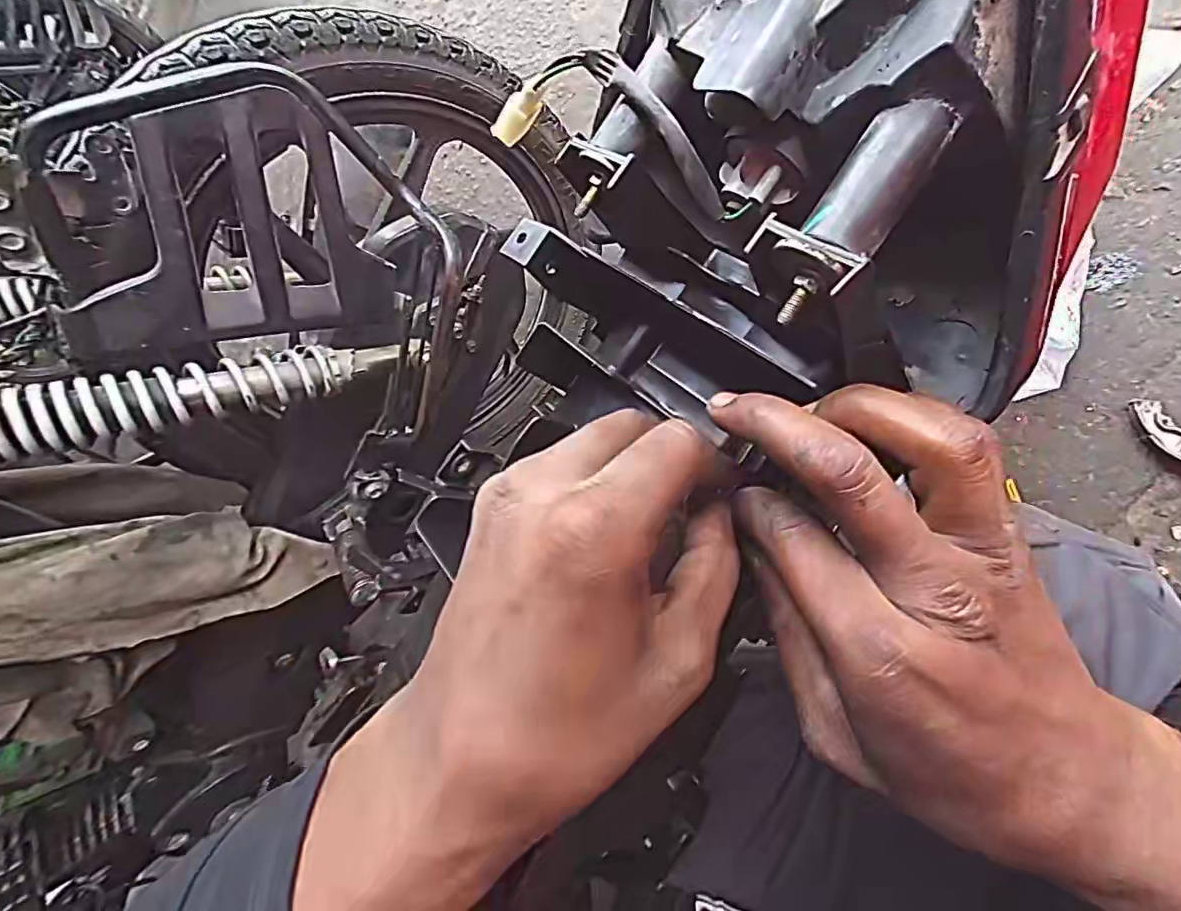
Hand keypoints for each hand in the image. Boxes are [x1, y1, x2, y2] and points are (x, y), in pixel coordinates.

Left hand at [295, 411, 738, 910]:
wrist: (459, 757)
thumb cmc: (552, 734)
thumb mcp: (677, 660)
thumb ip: (716, 566)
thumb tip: (721, 518)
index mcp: (593, 528)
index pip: (678, 439)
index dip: (713, 462)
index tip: (720, 490)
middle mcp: (542, 495)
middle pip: (637, 424)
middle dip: (675, 456)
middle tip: (693, 505)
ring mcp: (511, 495)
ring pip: (599, 435)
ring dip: (636, 466)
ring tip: (649, 530)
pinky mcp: (494, 505)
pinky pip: (564, 460)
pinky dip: (598, 478)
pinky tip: (608, 534)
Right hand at [712, 387, 1180, 910]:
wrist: (1062, 776)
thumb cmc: (953, 772)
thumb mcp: (836, 734)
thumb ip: (788, 632)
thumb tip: (754, 540)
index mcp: (884, 656)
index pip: (797, 540)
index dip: (753, 502)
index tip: (735, 490)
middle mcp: (941, 588)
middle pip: (855, 476)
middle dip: (781, 426)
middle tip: (740, 410)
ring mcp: (985, 549)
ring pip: (932, 439)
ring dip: (857, 406)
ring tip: (810, 408)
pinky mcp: (1006, 529)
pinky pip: (970, 443)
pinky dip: (913, 413)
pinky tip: (871, 420)